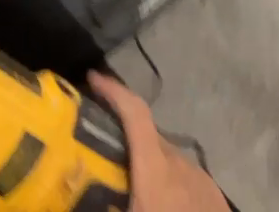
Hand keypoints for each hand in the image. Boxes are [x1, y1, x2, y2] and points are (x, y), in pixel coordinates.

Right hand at [89, 73, 227, 211]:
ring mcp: (200, 178)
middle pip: (147, 136)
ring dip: (146, 163)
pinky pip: (184, 176)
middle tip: (97, 147)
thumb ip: (105, 199)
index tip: (92, 78)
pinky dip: (167, 180)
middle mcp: (179, 164)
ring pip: (166, 158)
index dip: (114, 90)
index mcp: (155, 171)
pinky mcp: (215, 194)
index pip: (135, 113)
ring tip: (126, 181)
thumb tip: (63, 204)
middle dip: (123, 135)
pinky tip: (159, 202)